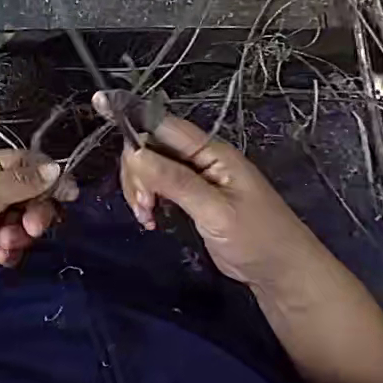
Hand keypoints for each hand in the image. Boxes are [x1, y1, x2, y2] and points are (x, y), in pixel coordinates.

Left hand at [0, 149, 78, 301]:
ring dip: (20, 234)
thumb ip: (21, 182)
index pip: (25, 164)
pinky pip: (14, 243)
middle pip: (30, 194)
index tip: (69, 194)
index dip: (48, 177)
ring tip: (2, 243)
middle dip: (35, 211)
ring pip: (24, 221)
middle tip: (32, 226)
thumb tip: (56, 168)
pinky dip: (10, 250)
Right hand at [94, 91, 307, 287]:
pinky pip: (156, 185)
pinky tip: (151, 220)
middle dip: (136, 172)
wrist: (284, 274)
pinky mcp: (190, 196)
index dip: (130, 116)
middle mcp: (199, 157)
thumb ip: (175, 181)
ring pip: (148, 167)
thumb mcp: (216, 210)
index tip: (98, 108)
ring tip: (148, 218)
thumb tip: (134, 154)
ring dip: (139, 189)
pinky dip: (146, 200)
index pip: (161, 124)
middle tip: (144, 206)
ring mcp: (194, 177)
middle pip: (149, 146)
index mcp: (210, 151)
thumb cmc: (258, 239)